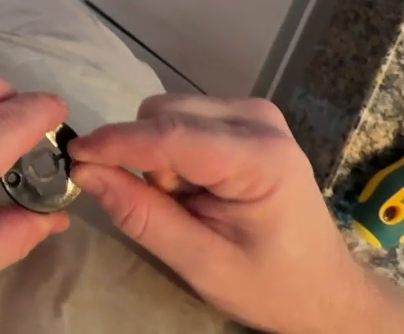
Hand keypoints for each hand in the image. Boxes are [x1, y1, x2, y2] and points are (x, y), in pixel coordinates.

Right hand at [68, 95, 403, 333]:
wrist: (332, 294)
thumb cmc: (273, 288)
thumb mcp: (202, 265)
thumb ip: (141, 214)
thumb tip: (84, 171)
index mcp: (260, 158)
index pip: (169, 135)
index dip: (115, 142)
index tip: (72, 154)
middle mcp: (257, 118)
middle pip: (162, 115)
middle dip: (146, 159)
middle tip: (170, 208)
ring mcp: (254, 110)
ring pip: (166, 112)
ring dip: (158, 154)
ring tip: (189, 200)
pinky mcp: (245, 113)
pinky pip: (180, 115)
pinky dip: (173, 148)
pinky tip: (199, 183)